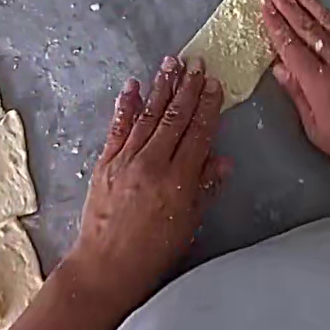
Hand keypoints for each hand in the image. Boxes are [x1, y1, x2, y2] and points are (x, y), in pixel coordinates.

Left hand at [60, 57, 230, 311]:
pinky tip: (133, 84)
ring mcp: (126, 158)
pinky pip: (119, 125)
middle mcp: (152, 162)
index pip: (197, 133)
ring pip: (149, 114)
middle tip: (197, 63)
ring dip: (161, 86)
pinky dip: (127, 104)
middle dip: (188, 87)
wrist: (106, 266)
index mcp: (177, 180)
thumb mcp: (188, 224)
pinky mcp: (106, 159)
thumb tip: (224, 160)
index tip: (215, 84)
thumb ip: (205, 188)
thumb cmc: (153, 251)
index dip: (208, 106)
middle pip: (174, 117)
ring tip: (171, 63)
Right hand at [260, 0, 329, 184]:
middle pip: (306, 27)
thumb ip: (296, 95)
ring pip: (324, 20)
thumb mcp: (317, 130)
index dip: (276, 25)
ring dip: (306, 0)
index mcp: (319, 83)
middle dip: (287, 5)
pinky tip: (317, 4)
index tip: (264, 7)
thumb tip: (278, 68)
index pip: (290, 46)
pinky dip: (325, 12)